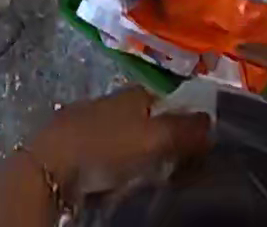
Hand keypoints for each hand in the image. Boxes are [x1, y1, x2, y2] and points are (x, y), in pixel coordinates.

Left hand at [25, 88, 210, 194]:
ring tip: (166, 172)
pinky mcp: (85, 142)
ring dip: (147, 149)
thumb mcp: (151, 138)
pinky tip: (135, 174)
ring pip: (133, 133)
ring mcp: (99, 120)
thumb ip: (182, 130)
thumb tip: (213, 120)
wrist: (54, 161)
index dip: (187, 117)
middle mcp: (118, 101)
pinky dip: (128, 159)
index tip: (205, 140)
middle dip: (168, 134)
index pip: (169, 99)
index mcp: (135, 93)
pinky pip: (117, 149)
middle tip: (189, 161)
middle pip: (152, 116)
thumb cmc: (106, 144)